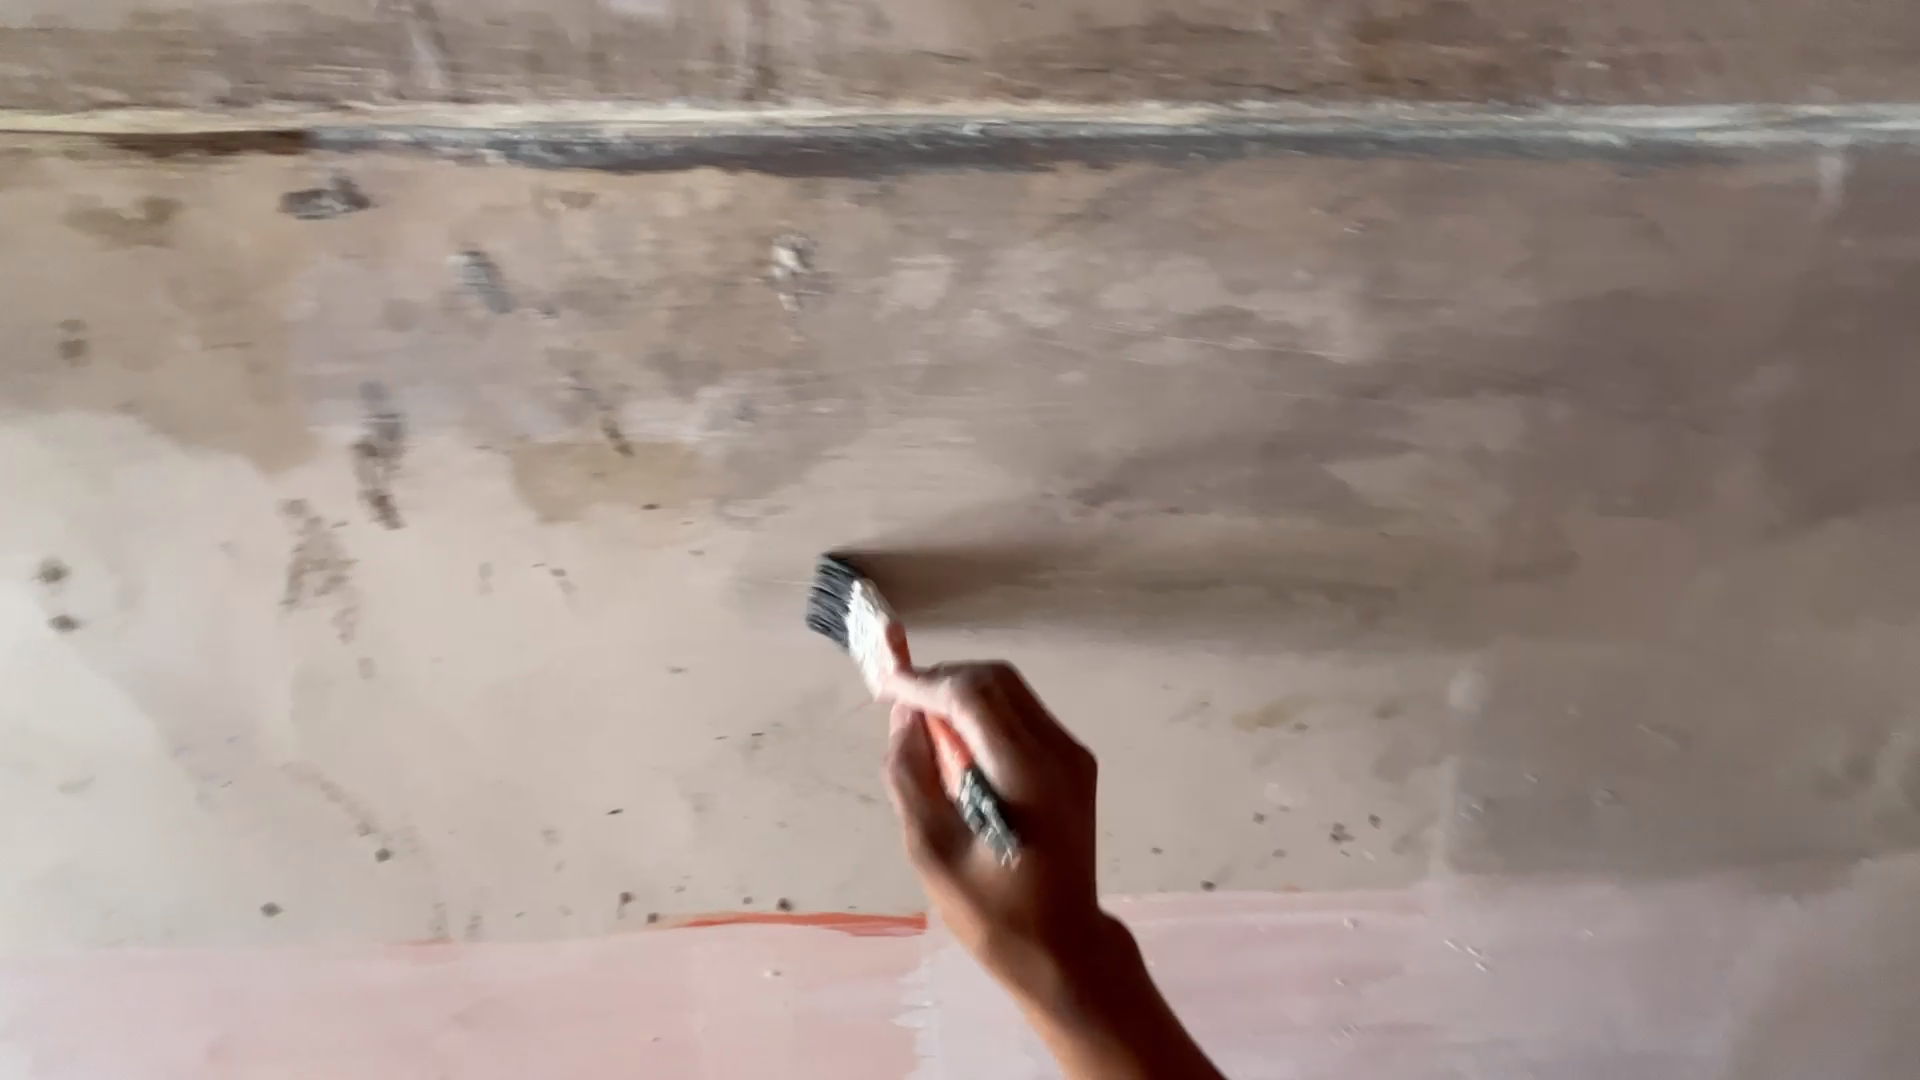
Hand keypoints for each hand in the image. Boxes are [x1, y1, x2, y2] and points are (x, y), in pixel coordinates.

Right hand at [880, 662, 1121, 1007]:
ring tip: (924, 718)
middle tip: (901, 700)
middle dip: (943, 679)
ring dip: (964, 691)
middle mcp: (1058, 750)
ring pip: (1011, 690)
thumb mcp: (932, 851)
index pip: (972, 696)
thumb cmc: (993, 912)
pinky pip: (1023, 713)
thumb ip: (911, 774)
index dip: (925, 682)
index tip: (885, 683)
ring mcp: (1072, 752)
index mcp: (1026, 773)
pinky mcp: (1073, 761)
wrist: (1065, 948)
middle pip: (995, 680)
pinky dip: (985, 711)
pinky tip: (958, 738)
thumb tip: (905, 717)